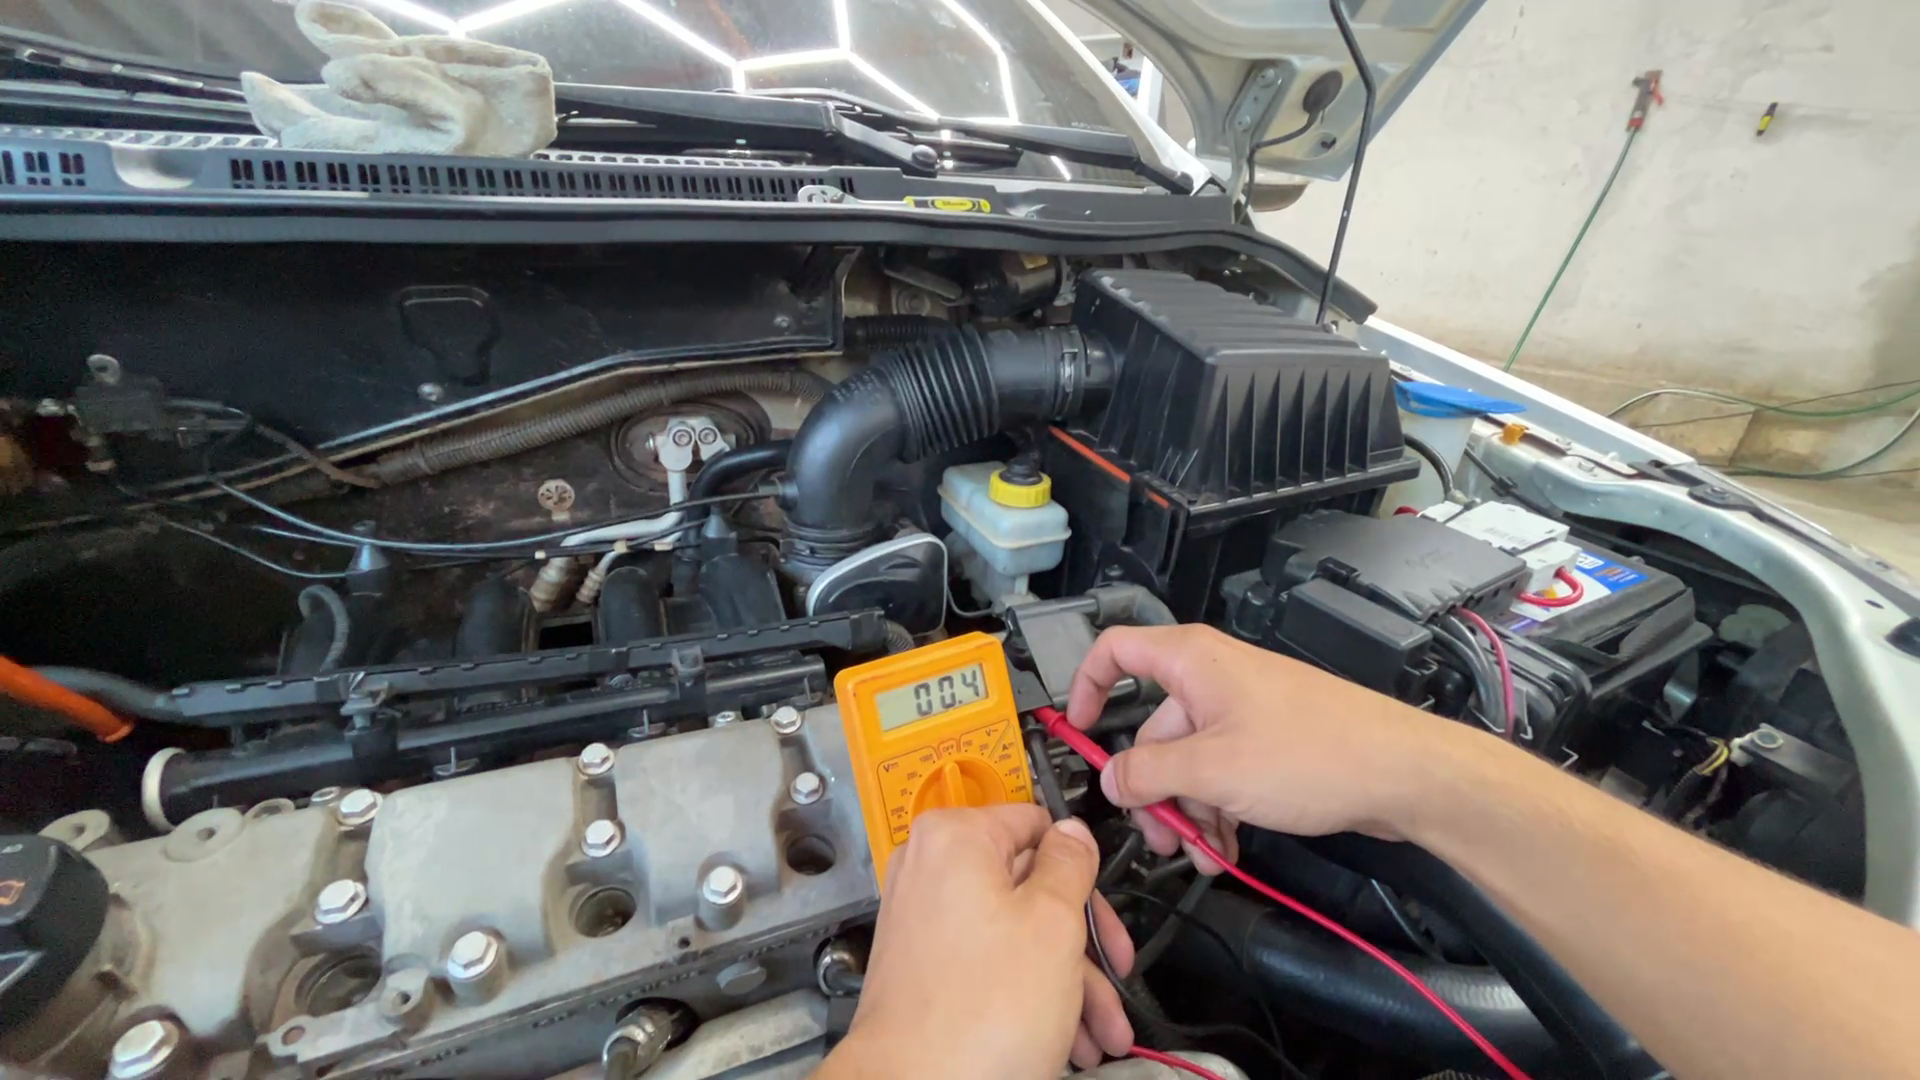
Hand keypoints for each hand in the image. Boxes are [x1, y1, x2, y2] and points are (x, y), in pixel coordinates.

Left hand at [817, 804, 1134, 1078]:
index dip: (1080, 869)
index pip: (1035, 825)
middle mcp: (931, 867)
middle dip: (1082, 940)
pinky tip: (1068, 1037)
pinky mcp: (923, 964)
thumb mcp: (1053, 923)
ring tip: (1101, 1030)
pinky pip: (987, 959)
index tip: (1104, 912)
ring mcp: (923, 917)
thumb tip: (1073, 831)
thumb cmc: (980, 1013)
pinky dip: (1028, 989)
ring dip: (1067, 977)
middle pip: (1028, 883)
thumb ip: (1071, 864)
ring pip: (1013, 928)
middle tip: (1116, 973)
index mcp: (956, 837)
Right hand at [1066, 624, 1458, 870]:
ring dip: (1185, 807)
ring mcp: (1240, 709)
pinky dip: (1214, 806)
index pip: (1115, 651)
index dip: (1086, 684)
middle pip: (1153, 726)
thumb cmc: (1312, 752)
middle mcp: (1210, 678)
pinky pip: (1219, 770)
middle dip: (1150, 785)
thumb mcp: (1210, 768)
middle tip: (1156, 832)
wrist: (1404, 773)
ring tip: (1202, 850)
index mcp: (1190, 661)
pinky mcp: (1265, 740)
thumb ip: (1147, 772)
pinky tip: (1226, 844)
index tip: (1078, 729)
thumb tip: (1111, 778)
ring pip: (1187, 758)